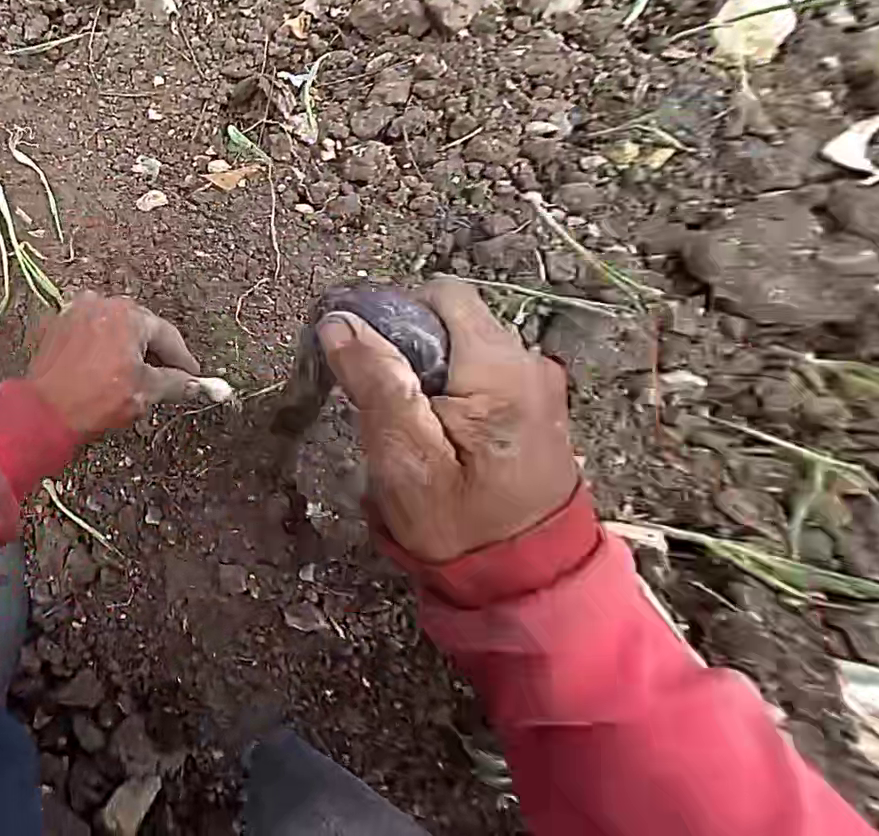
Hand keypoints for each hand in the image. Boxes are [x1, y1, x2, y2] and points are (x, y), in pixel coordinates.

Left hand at [27, 293, 201, 438]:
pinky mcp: (58, 326)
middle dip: (155, 352)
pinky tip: (106, 369)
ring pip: (115, 329)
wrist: (42, 413)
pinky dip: (103, 347)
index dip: (183, 359)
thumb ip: (176, 383)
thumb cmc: (94, 400)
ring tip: (134, 375)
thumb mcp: (145, 392)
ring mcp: (77, 312)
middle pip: (142, 328)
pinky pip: (91, 332)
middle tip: (167, 377)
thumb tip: (193, 384)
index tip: (192, 374)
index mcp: (129, 316)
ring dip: (127, 348)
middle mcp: (103, 304)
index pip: (168, 336)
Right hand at [316, 278, 578, 562]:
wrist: (526, 583)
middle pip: (452, 318)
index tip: (372, 359)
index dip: (396, 314)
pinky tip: (443, 428)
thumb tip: (339, 323)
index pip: (441, 295)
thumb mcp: (405, 460)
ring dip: (431, 367)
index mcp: (500, 368)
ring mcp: (539, 383)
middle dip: (411, 346)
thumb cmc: (459, 526)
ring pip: (464, 342)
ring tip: (413, 420)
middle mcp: (529, 363)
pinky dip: (454, 383)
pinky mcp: (538, 403)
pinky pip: (483, 368)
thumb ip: (376, 384)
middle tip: (389, 401)